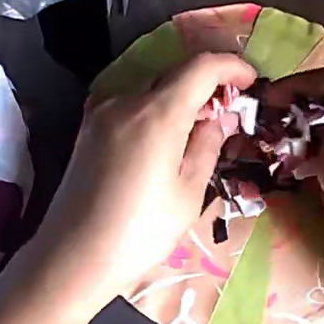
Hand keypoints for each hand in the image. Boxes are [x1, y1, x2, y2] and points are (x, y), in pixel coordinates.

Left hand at [36, 52, 258, 301]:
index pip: (201, 67)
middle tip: (228, 110)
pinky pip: (130, 103)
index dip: (231, 66)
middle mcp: (127, 101)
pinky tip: (163, 136)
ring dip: (179, 95)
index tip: (250, 81)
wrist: (74, 256)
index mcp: (158, 114)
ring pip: (151, 86)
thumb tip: (221, 118)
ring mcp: (102, 112)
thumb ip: (208, 146)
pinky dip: (154, 107)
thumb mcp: (189, 194)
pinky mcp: (87, 128)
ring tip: (198, 126)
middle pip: (175, 72)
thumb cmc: (141, 232)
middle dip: (207, 82)